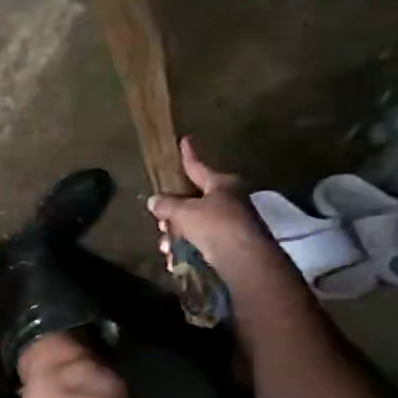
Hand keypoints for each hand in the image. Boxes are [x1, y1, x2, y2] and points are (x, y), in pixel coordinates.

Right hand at [147, 137, 285, 282]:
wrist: (243, 258)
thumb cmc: (215, 225)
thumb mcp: (184, 212)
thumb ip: (167, 205)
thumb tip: (153, 200)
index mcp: (222, 183)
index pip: (198, 166)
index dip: (189, 155)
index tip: (185, 140)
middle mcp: (228, 198)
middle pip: (193, 200)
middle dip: (172, 212)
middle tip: (160, 220)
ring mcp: (229, 220)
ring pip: (194, 222)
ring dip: (176, 233)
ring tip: (166, 246)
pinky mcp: (228, 241)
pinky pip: (200, 239)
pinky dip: (186, 247)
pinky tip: (174, 258)